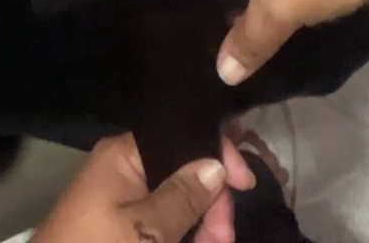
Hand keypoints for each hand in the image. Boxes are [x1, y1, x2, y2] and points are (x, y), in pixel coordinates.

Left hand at [31, 134, 256, 242]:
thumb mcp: (145, 231)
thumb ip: (182, 197)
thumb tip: (216, 164)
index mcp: (124, 155)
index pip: (179, 137)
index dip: (215, 156)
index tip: (246, 185)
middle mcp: (124, 168)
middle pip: (182, 173)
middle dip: (210, 205)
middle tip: (223, 239)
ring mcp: (122, 200)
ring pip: (176, 203)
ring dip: (199, 227)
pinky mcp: (122, 227)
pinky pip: (161, 223)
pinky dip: (180, 235)